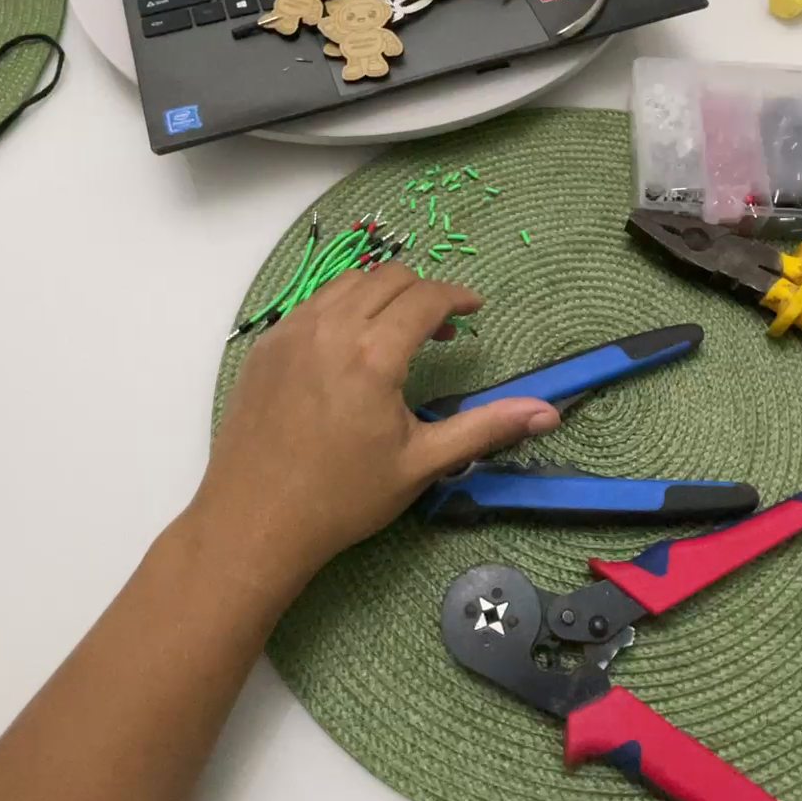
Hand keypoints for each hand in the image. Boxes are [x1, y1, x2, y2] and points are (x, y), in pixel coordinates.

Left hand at [194, 264, 559, 578]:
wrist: (253, 521)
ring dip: (382, 294)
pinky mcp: (266, 344)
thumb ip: (485, 428)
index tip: (475, 309)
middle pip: (389, 278)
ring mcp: (291, 331)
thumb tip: (548, 413)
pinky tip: (349, 348)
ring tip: (397, 333)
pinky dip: (344, 307)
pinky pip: (314, 303)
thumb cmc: (343, 497)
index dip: (457, 297)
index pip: (425, 298)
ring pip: (348, 283)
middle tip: (441, 330)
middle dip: (423, 293)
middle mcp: (330, 328)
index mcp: (373, 354)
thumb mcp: (422, 463)